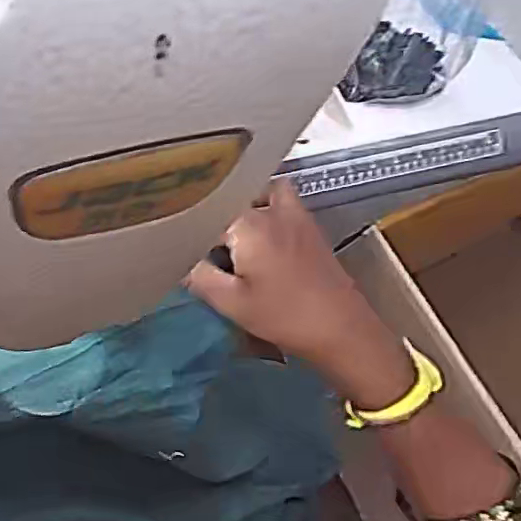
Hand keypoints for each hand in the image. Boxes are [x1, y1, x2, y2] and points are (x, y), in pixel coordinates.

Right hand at [186, 179, 413, 404]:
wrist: (341, 329)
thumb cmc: (283, 315)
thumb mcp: (230, 302)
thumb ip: (198, 276)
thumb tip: (179, 261)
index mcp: (247, 224)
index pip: (205, 212)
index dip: (188, 228)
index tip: (178, 245)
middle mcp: (271, 210)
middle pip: (232, 197)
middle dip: (213, 215)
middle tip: (200, 241)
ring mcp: (295, 215)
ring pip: (261, 191)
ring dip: (245, 204)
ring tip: (231, 230)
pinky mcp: (309, 228)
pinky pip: (282, 203)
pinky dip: (268, 209)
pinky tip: (258, 240)